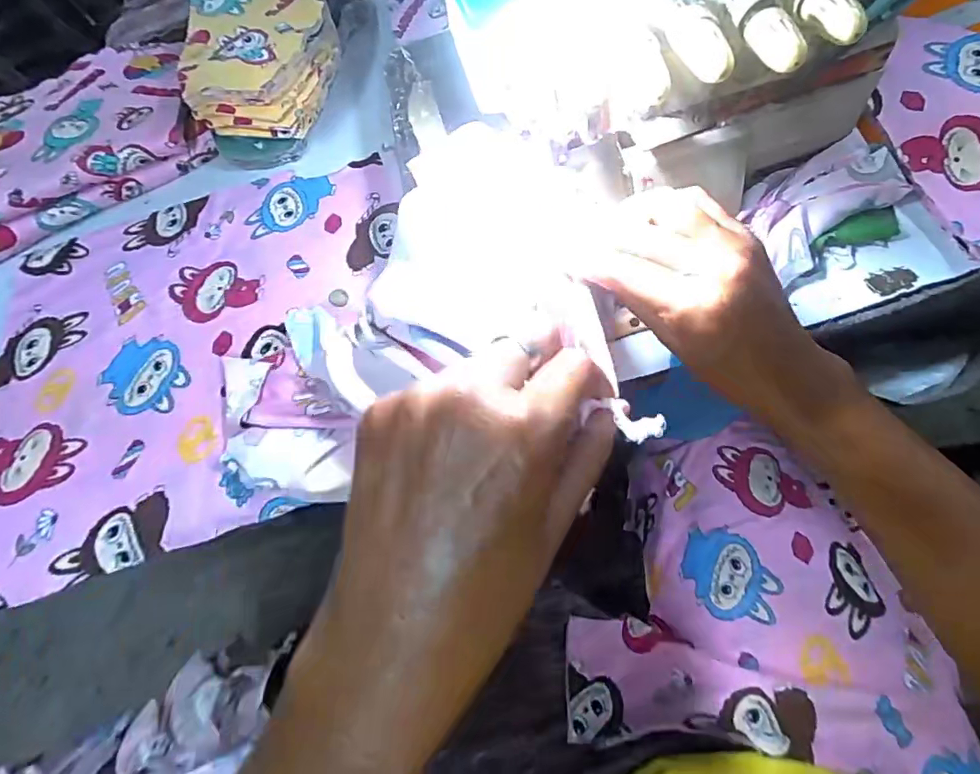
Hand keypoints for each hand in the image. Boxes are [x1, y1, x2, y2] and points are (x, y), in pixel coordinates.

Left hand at [251, 331, 613, 773]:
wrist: (391, 633)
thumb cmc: (488, 593)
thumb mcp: (555, 524)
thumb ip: (586, 453)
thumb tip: (601, 410)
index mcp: (523, 424)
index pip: (573, 361)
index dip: (588, 379)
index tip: (586, 403)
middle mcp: (468, 392)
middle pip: (518, 348)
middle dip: (534, 376)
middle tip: (529, 421)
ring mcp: (416, 397)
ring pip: (470, 367)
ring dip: (486, 391)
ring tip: (478, 445)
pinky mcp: (378, 409)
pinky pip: (427, 391)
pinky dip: (443, 410)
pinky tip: (437, 458)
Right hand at [576, 186, 861, 422]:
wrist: (788, 368)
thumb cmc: (726, 370)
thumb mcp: (672, 342)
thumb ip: (633, 299)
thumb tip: (596, 269)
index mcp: (692, 305)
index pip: (624, 269)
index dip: (589, 259)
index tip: (567, 254)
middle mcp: (713, 265)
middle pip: (641, 232)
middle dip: (604, 234)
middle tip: (584, 237)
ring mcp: (734, 244)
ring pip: (668, 205)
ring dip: (635, 212)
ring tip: (620, 225)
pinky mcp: (746, 233)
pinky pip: (698, 202)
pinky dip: (669, 205)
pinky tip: (656, 219)